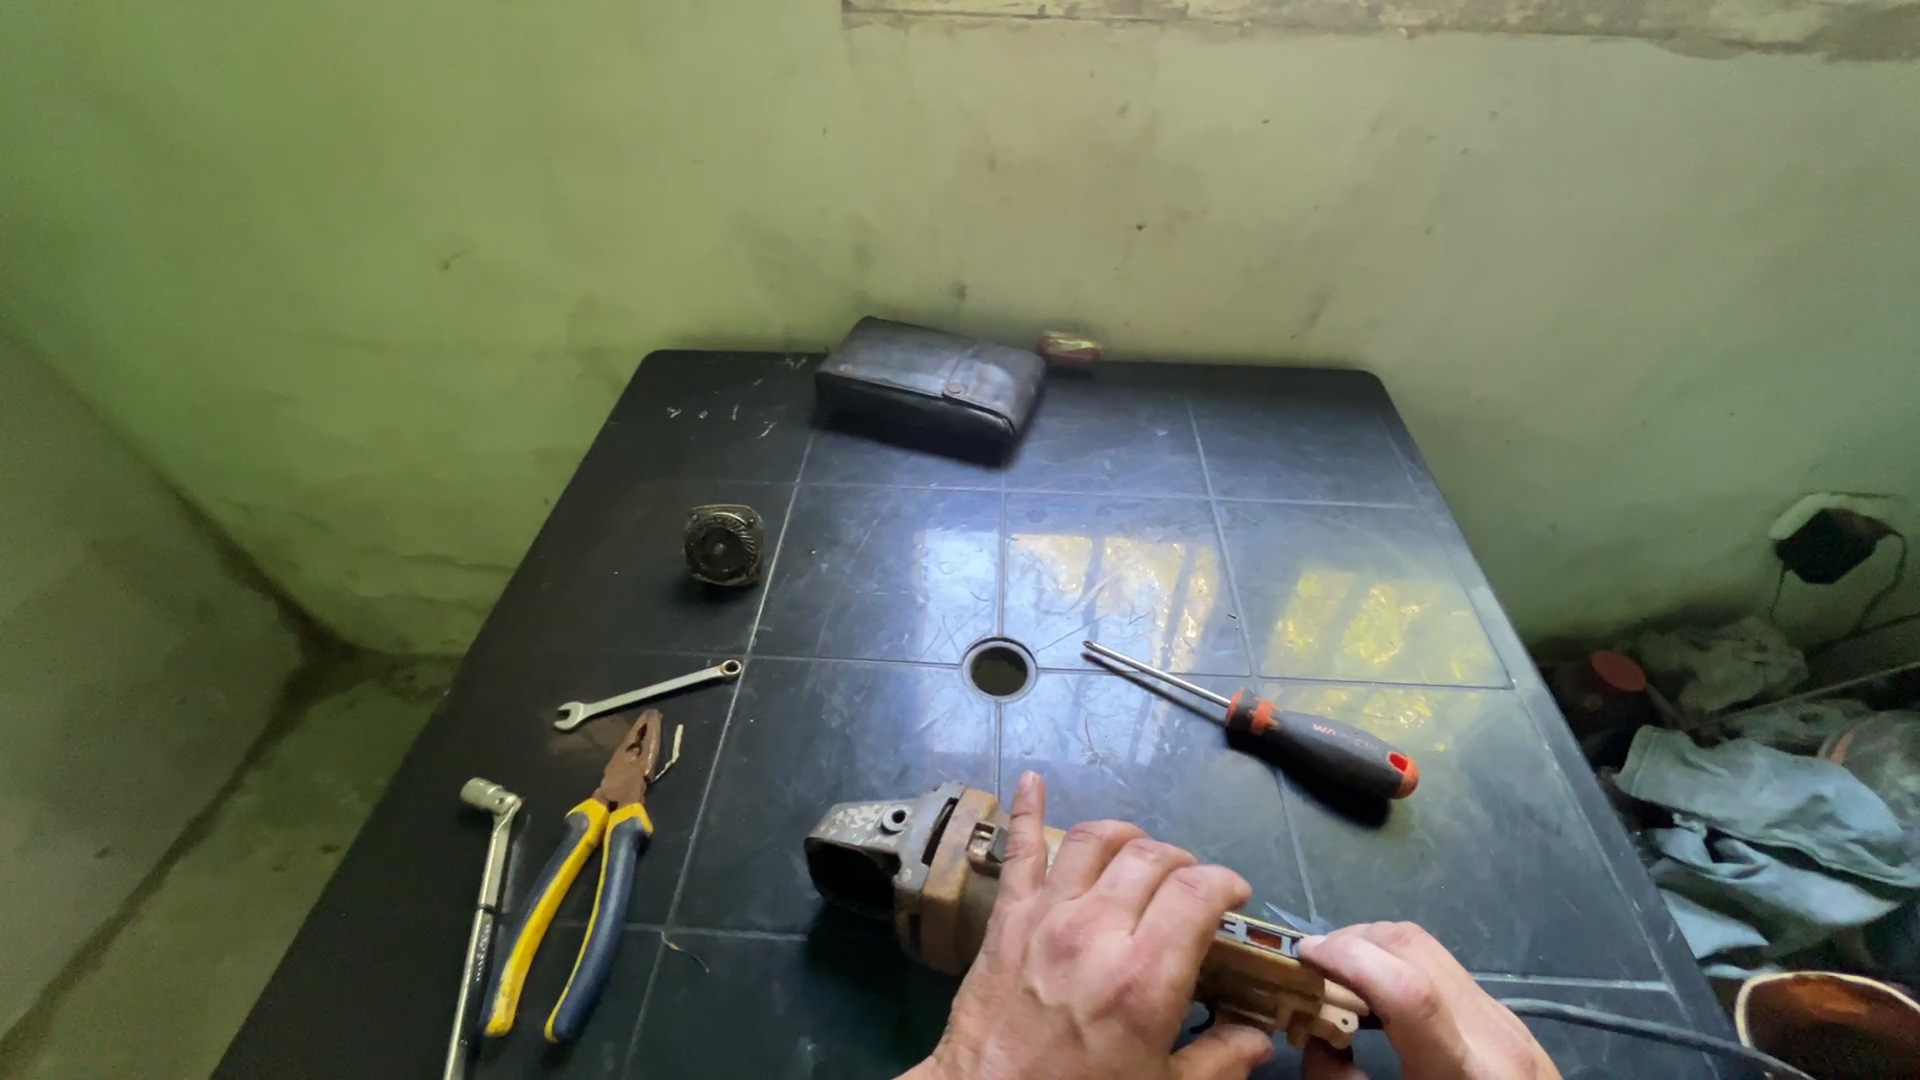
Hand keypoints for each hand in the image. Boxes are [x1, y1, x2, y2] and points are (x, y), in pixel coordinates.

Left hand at [903, 771, 1273, 1079]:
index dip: (1223, 881)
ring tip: (1138, 850)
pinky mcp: (1009, 912)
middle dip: (1180, 861)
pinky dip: (1026, 808)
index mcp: (1143, 977)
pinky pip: (1019, 848)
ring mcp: (1047, 913)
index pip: (1195, 893)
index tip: (1232, 892)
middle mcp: (1097, 929)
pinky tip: (1031, 779)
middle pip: (1149, 858)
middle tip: (1188, 883)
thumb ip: (1218, 1059)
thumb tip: (1259, 1032)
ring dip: (1124, 835)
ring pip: (1092, 840)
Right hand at [1298, 923, 1559, 1079]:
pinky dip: (1398, 963)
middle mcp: (1494, 1037)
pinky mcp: (1508, 1019)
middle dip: (1350, 941)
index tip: (1303, 957)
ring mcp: (1507, 1022)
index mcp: (1468, 1076)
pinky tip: (1383, 995)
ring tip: (1344, 973)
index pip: (1408, 990)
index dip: (1348, 958)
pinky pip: (1442, 967)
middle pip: (1410, 946)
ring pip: (1425, 945)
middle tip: (1315, 964)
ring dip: (1372, 945)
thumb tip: (1315, 1035)